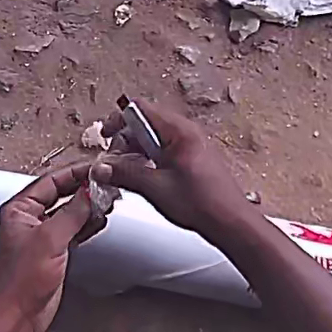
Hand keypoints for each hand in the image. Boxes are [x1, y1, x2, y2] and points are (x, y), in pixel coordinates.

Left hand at [0, 162, 106, 331]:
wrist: (14, 318)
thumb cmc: (17, 283)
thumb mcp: (49, 239)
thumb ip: (72, 213)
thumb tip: (88, 192)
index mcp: (19, 209)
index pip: (50, 181)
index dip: (74, 173)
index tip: (95, 169)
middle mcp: (27, 220)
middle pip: (60, 194)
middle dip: (83, 189)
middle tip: (106, 183)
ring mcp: (40, 237)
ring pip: (68, 213)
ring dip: (87, 206)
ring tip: (108, 199)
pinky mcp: (51, 253)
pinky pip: (72, 231)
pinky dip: (86, 224)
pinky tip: (99, 220)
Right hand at [98, 102, 252, 236]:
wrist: (230, 222)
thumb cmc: (203, 203)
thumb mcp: (154, 187)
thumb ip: (124, 174)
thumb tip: (101, 168)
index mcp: (178, 131)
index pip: (139, 109)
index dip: (117, 120)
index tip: (106, 135)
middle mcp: (186, 132)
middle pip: (145, 122)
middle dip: (124, 139)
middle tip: (114, 159)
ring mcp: (191, 144)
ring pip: (153, 136)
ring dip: (135, 150)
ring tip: (127, 170)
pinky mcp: (192, 157)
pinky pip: (164, 148)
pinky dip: (149, 157)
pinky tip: (145, 175)